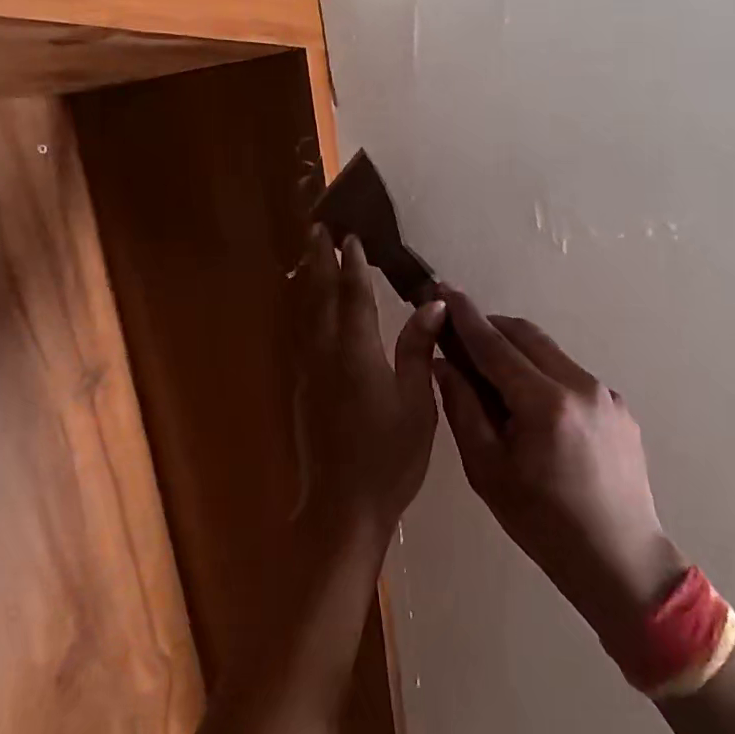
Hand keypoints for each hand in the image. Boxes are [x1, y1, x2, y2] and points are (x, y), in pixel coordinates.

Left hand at [291, 224, 445, 534]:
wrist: (341, 504)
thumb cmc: (389, 456)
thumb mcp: (416, 403)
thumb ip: (418, 350)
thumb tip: (432, 306)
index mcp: (357, 353)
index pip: (354, 296)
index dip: (353, 264)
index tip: (350, 237)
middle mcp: (325, 353)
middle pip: (319, 296)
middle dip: (319, 260)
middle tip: (317, 229)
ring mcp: (309, 371)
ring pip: (304, 314)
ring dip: (307, 282)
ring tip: (308, 258)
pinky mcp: (303, 390)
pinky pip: (302, 335)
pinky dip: (304, 311)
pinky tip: (308, 312)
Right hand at [431, 287, 686, 639]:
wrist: (620, 562)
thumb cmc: (542, 522)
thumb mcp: (487, 469)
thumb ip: (462, 408)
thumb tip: (443, 363)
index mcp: (544, 403)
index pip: (494, 344)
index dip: (465, 316)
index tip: (443, 289)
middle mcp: (580, 385)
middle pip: (526, 335)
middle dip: (489, 327)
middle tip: (458, 338)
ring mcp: (605, 395)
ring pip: (549, 352)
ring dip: (515, 350)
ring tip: (489, 375)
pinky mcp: (618, 408)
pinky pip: (569, 374)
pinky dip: (540, 373)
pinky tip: (527, 405)